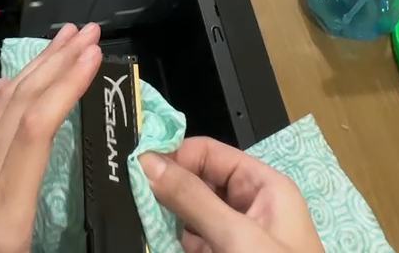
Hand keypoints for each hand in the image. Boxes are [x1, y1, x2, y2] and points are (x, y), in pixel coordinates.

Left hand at [0, 22, 103, 252]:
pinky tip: (1, 83)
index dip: (66, 86)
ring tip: (60, 42)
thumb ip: (56, 248)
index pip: (37, 131)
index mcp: (4, 217)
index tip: (92, 54)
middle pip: (21, 106)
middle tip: (87, 33)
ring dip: (33, 70)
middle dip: (57, 63)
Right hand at [141, 137, 323, 252]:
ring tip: (146, 225)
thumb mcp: (235, 238)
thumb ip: (192, 198)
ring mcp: (239, 242)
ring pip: (192, 218)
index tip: (137, 168)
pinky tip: (161, 243)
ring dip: (169, 223)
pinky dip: (179, 247)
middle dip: (169, 193)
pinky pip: (195, 246)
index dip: (174, 157)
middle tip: (134, 199)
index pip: (210, 154)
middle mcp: (251, 209)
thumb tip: (147, 160)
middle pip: (198, 184)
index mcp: (264, 188)